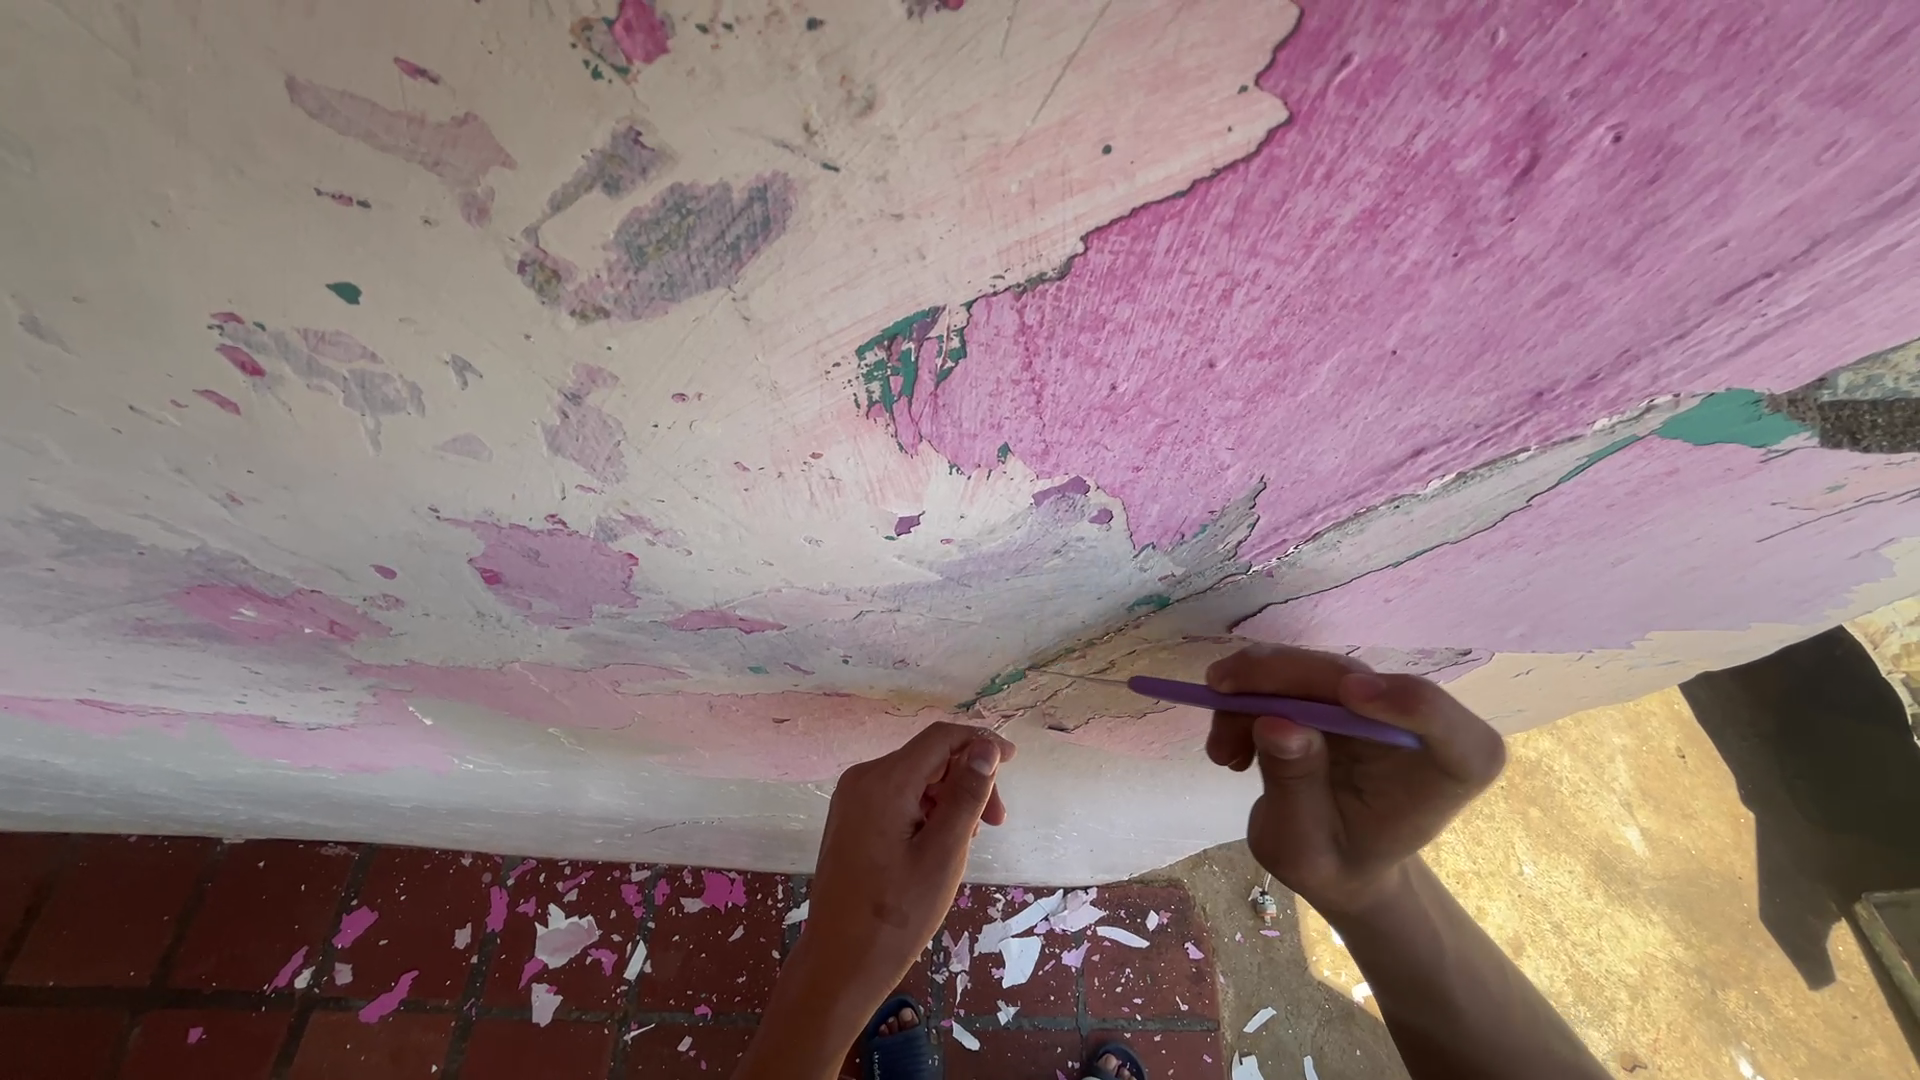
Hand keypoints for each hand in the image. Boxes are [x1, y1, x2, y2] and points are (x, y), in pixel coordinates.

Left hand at [800, 721, 1016, 1001]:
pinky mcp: (851, 817)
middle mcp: (863, 778)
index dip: (980, 741)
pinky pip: (898, 795)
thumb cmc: (897, 914)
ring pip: (915, 778)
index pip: (940, 738)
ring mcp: (852, 798)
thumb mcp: (944, 853)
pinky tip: (939, 843)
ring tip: (967, 840)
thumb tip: (986, 748)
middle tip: (995, 823)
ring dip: (949, 798)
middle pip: (929, 758)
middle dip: (967, 780)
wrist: (839, 964)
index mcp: (884, 781)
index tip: (1012, 760)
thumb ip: (967, 795)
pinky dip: (926, 809)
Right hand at [1205, 645, 1504, 918]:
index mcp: (1446, 767)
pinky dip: (1246, 699)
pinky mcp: (1330, 692)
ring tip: (1220, 752)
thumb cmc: (1333, 863)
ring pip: (1307, 669)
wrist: (1332, 858)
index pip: (1443, 721)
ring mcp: (1368, 701)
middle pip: (1349, 677)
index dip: (1403, 700)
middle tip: (1220, 692)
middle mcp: (1412, 721)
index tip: (1351, 695)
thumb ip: (1295, 786)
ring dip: (1250, 692)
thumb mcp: (1304, 847)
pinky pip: (1283, 676)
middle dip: (1280, 678)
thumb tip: (1276, 722)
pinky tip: (1229, 746)